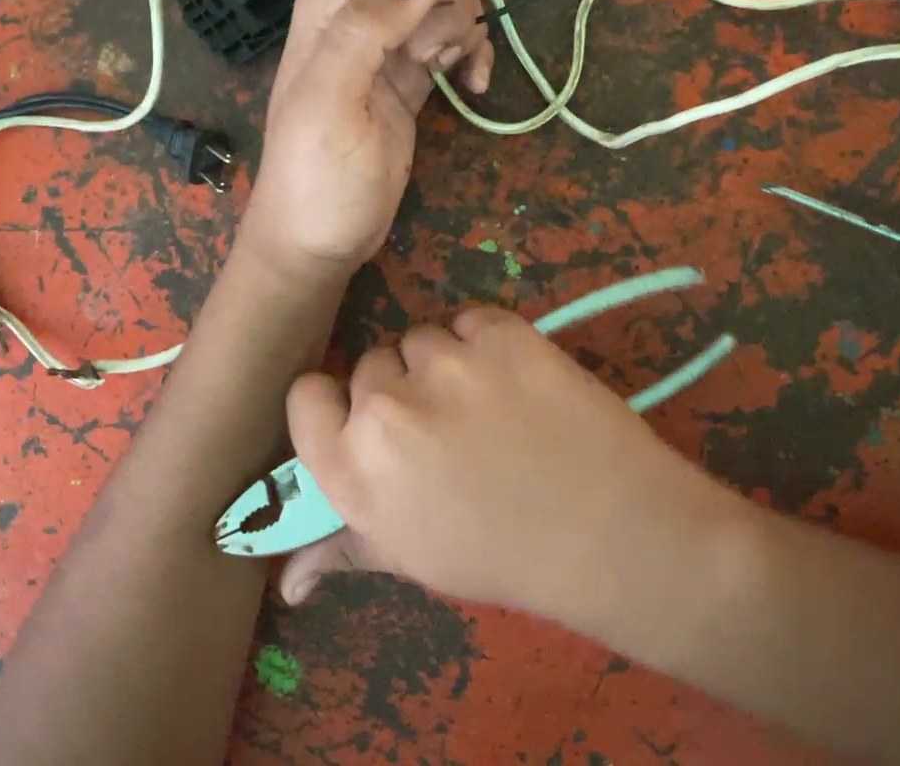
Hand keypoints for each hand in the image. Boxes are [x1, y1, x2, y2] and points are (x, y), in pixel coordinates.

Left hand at [240, 0, 489, 275]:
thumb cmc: (318, 175)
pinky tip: (473, 88)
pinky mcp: (409, 80)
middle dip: (456, 13)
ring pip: (449, 10)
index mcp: (332, 4)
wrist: (316, 240)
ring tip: (459, 78)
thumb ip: (370, 27)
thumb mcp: (333, 99)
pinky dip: (471, 59)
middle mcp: (360, 15)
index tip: (444, 37)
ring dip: (468, 38)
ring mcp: (387, 49)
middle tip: (443, 62)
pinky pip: (453, 46)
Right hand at [277, 307, 736, 624]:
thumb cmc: (504, 554)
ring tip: (489, 404)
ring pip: (422, 339)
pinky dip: (487, 342)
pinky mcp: (500, 333)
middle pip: (370, 365)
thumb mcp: (413, 558)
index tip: (366, 416)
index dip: (335, 403)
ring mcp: (445, 365)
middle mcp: (386, 410)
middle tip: (447, 425)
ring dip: (445, 363)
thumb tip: (288, 580)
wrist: (611, 532)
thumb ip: (345, 550)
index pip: (305, 397)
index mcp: (353, 472)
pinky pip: (470, 320)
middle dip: (400, 388)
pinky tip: (517, 382)